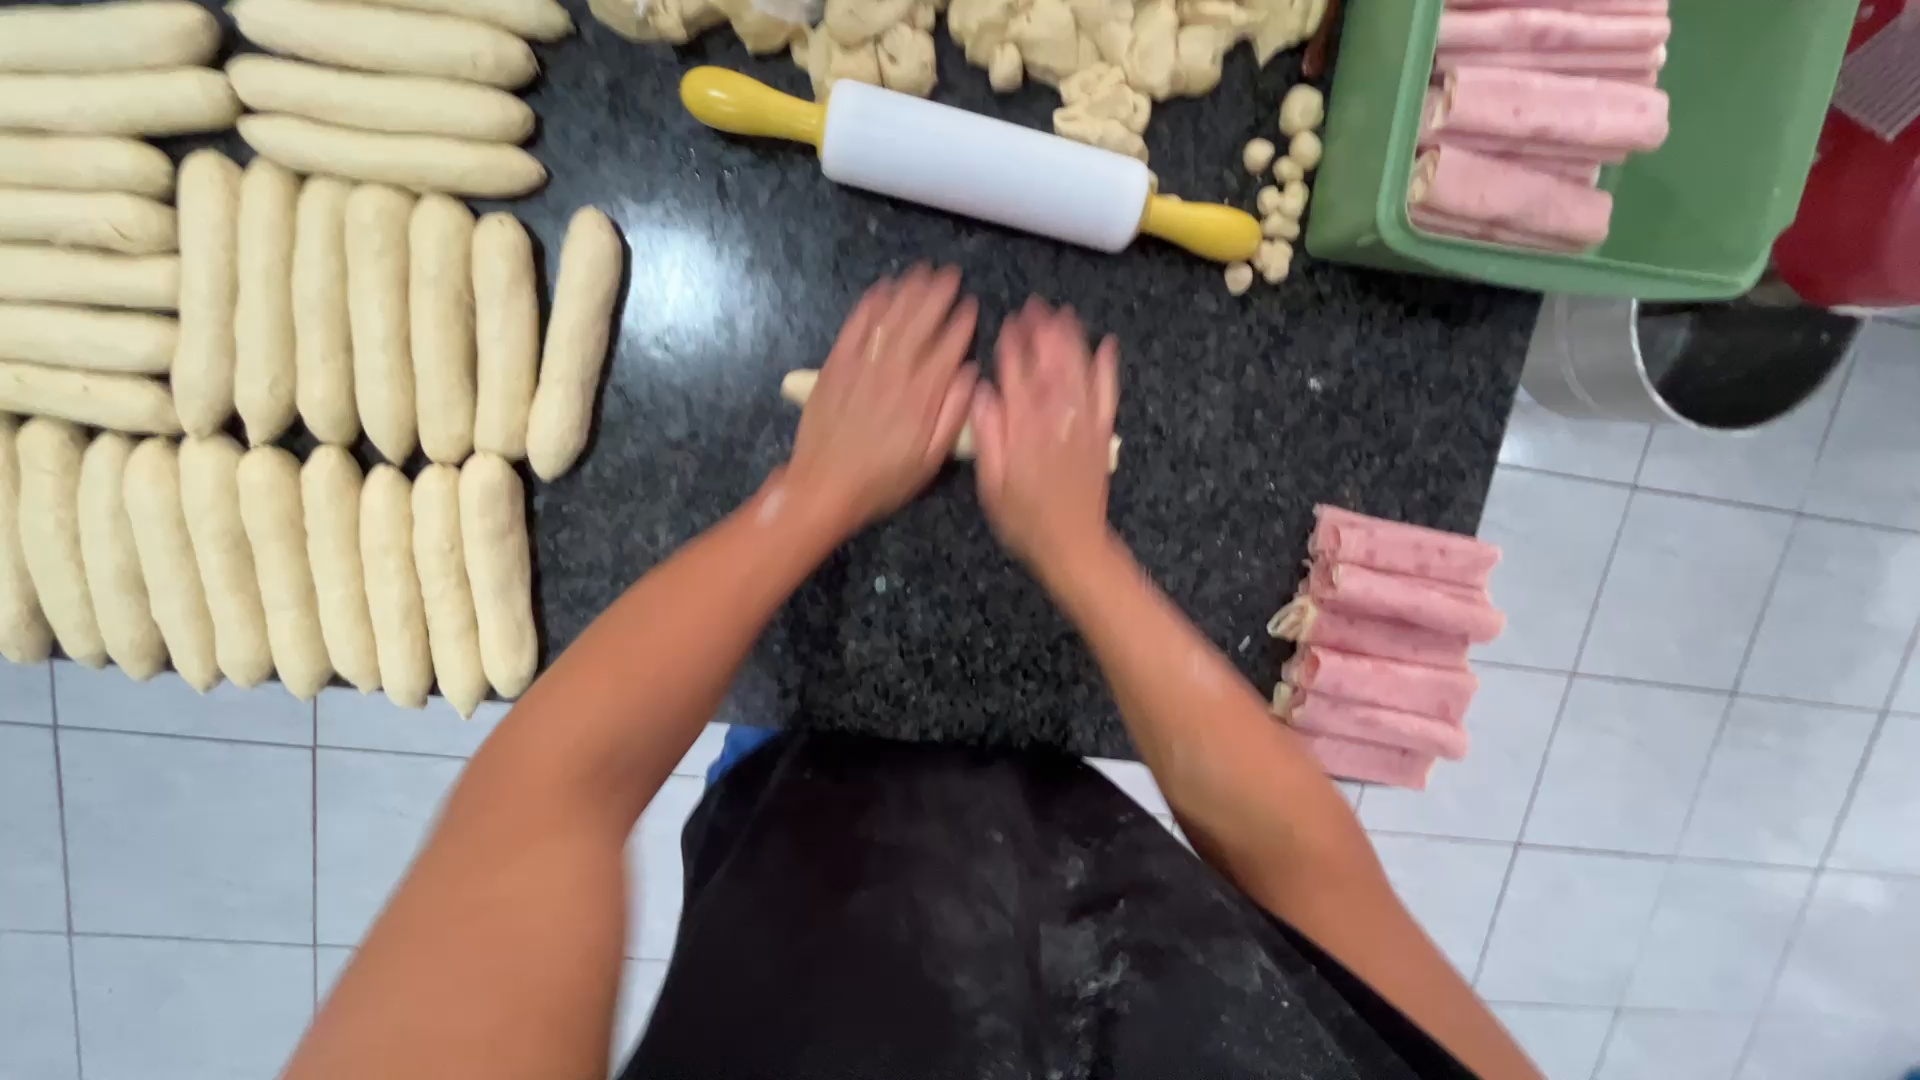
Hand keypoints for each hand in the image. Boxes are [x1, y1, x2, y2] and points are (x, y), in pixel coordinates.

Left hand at [784, 264, 979, 533]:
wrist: (824, 486)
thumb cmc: (883, 480)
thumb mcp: (930, 460)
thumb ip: (954, 414)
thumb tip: (972, 374)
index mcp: (923, 396)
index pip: (949, 347)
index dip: (962, 323)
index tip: (971, 304)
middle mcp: (895, 372)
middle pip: (921, 322)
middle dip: (938, 295)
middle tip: (950, 275)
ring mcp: (863, 365)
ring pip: (891, 318)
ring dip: (908, 292)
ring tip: (922, 272)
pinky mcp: (836, 365)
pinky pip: (856, 326)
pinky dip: (870, 305)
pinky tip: (882, 289)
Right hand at [969, 298, 1119, 578]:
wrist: (1071, 545)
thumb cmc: (1023, 519)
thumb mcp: (991, 483)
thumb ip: (987, 435)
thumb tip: (981, 392)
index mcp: (1024, 429)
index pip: (1016, 376)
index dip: (1012, 347)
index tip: (1007, 323)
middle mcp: (1057, 419)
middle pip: (1050, 365)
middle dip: (1042, 333)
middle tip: (1035, 307)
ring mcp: (1084, 426)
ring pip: (1080, 372)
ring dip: (1072, 340)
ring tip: (1063, 314)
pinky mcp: (1103, 435)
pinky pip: (1108, 395)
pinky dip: (1108, 370)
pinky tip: (1106, 346)